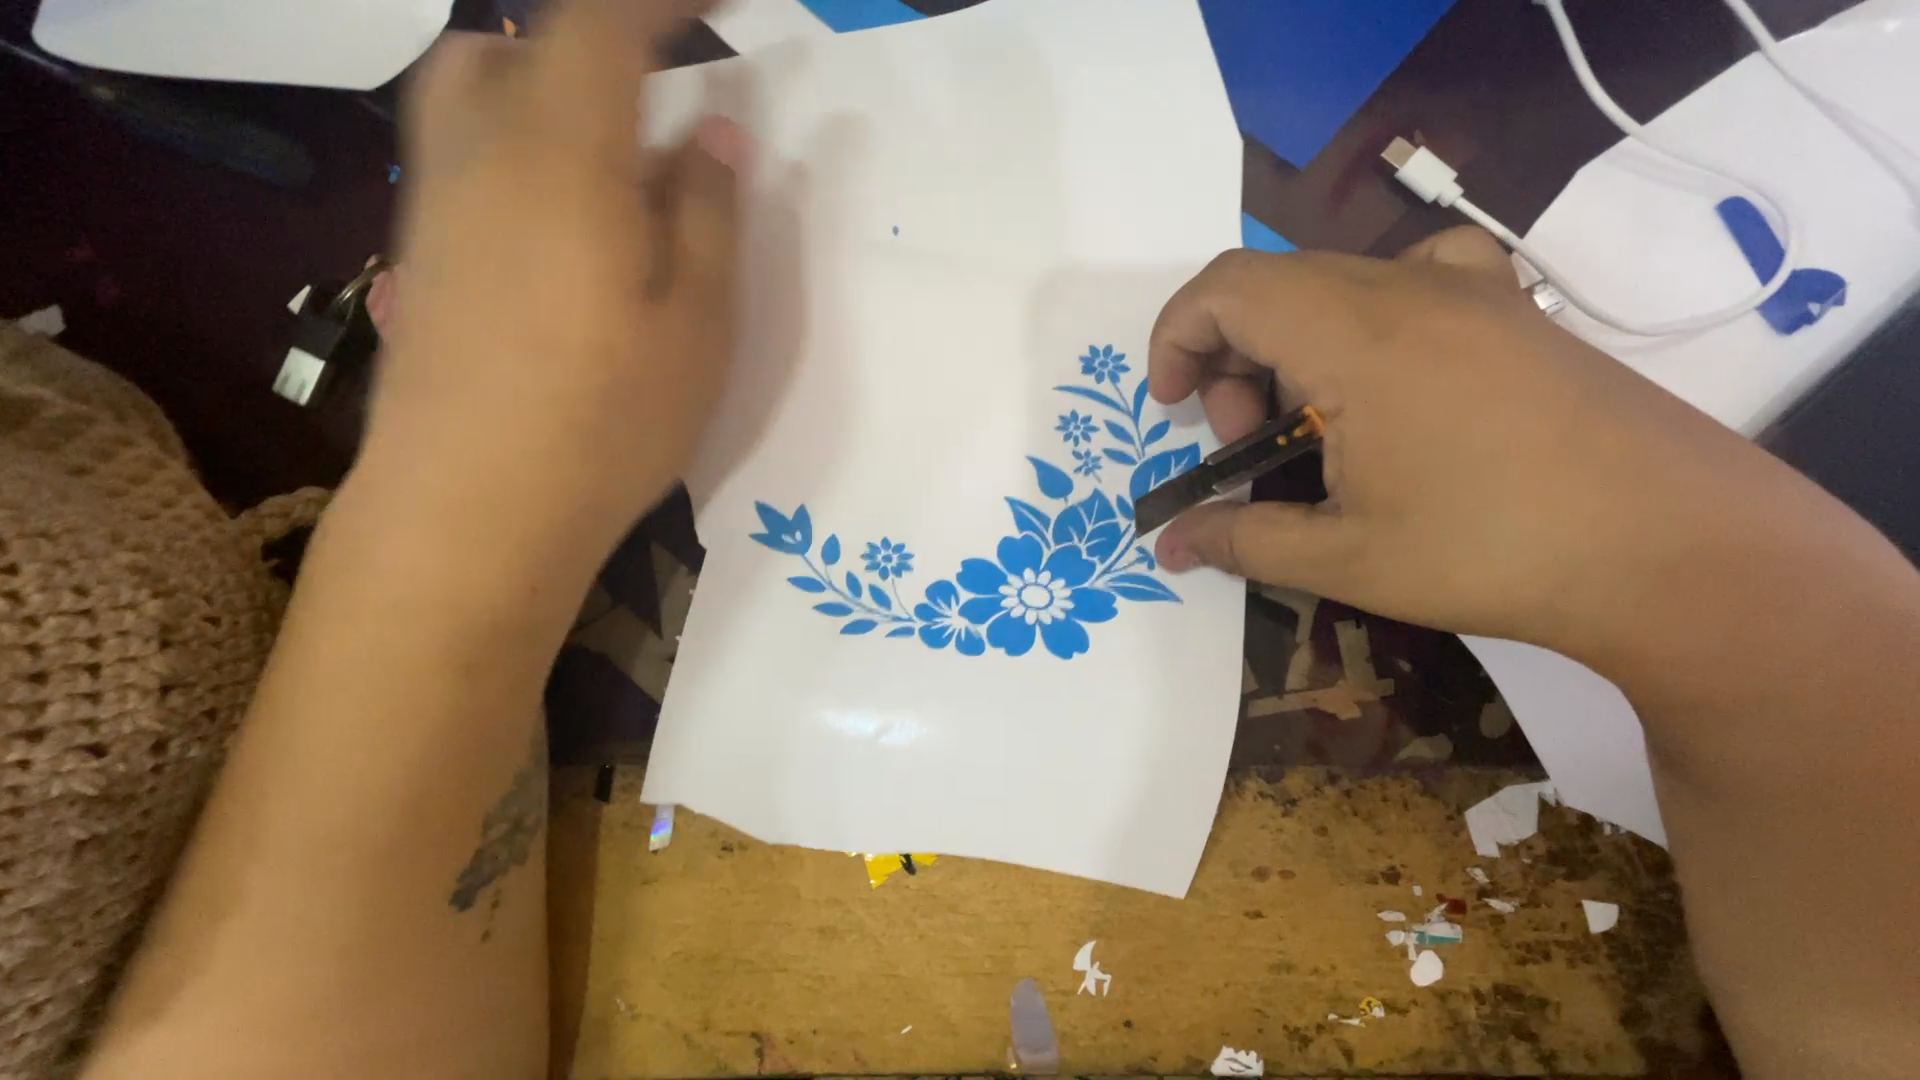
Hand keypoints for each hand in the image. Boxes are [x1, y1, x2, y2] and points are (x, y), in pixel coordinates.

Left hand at [343, 0, 746, 574]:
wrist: (473, 512)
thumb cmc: (608, 420)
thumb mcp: (698, 325)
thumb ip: (711, 218)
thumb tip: (714, 136)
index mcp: (564, 157)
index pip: (602, 25)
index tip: (723, 6)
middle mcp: (480, 156)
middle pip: (510, 46)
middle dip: (585, 47)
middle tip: (652, 97)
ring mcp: (435, 208)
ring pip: (472, 96)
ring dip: (543, 94)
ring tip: (613, 162)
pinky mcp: (418, 258)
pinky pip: (462, 158)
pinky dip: (517, 150)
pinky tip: (565, 230)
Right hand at [1147, 227, 1801, 652]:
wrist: (1676, 551)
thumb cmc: (1491, 550)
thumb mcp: (1343, 558)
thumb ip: (1239, 539)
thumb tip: (1167, 545)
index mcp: (1355, 336)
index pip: (1227, 287)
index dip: (1176, 336)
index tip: (1171, 408)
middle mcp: (1409, 289)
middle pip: (1274, 284)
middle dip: (1229, 358)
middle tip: (1247, 440)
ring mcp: (1471, 291)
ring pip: (1335, 283)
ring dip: (1290, 344)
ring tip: (1312, 423)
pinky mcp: (1512, 312)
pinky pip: (1413, 275)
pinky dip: (1363, 314)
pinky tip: (1385, 372)